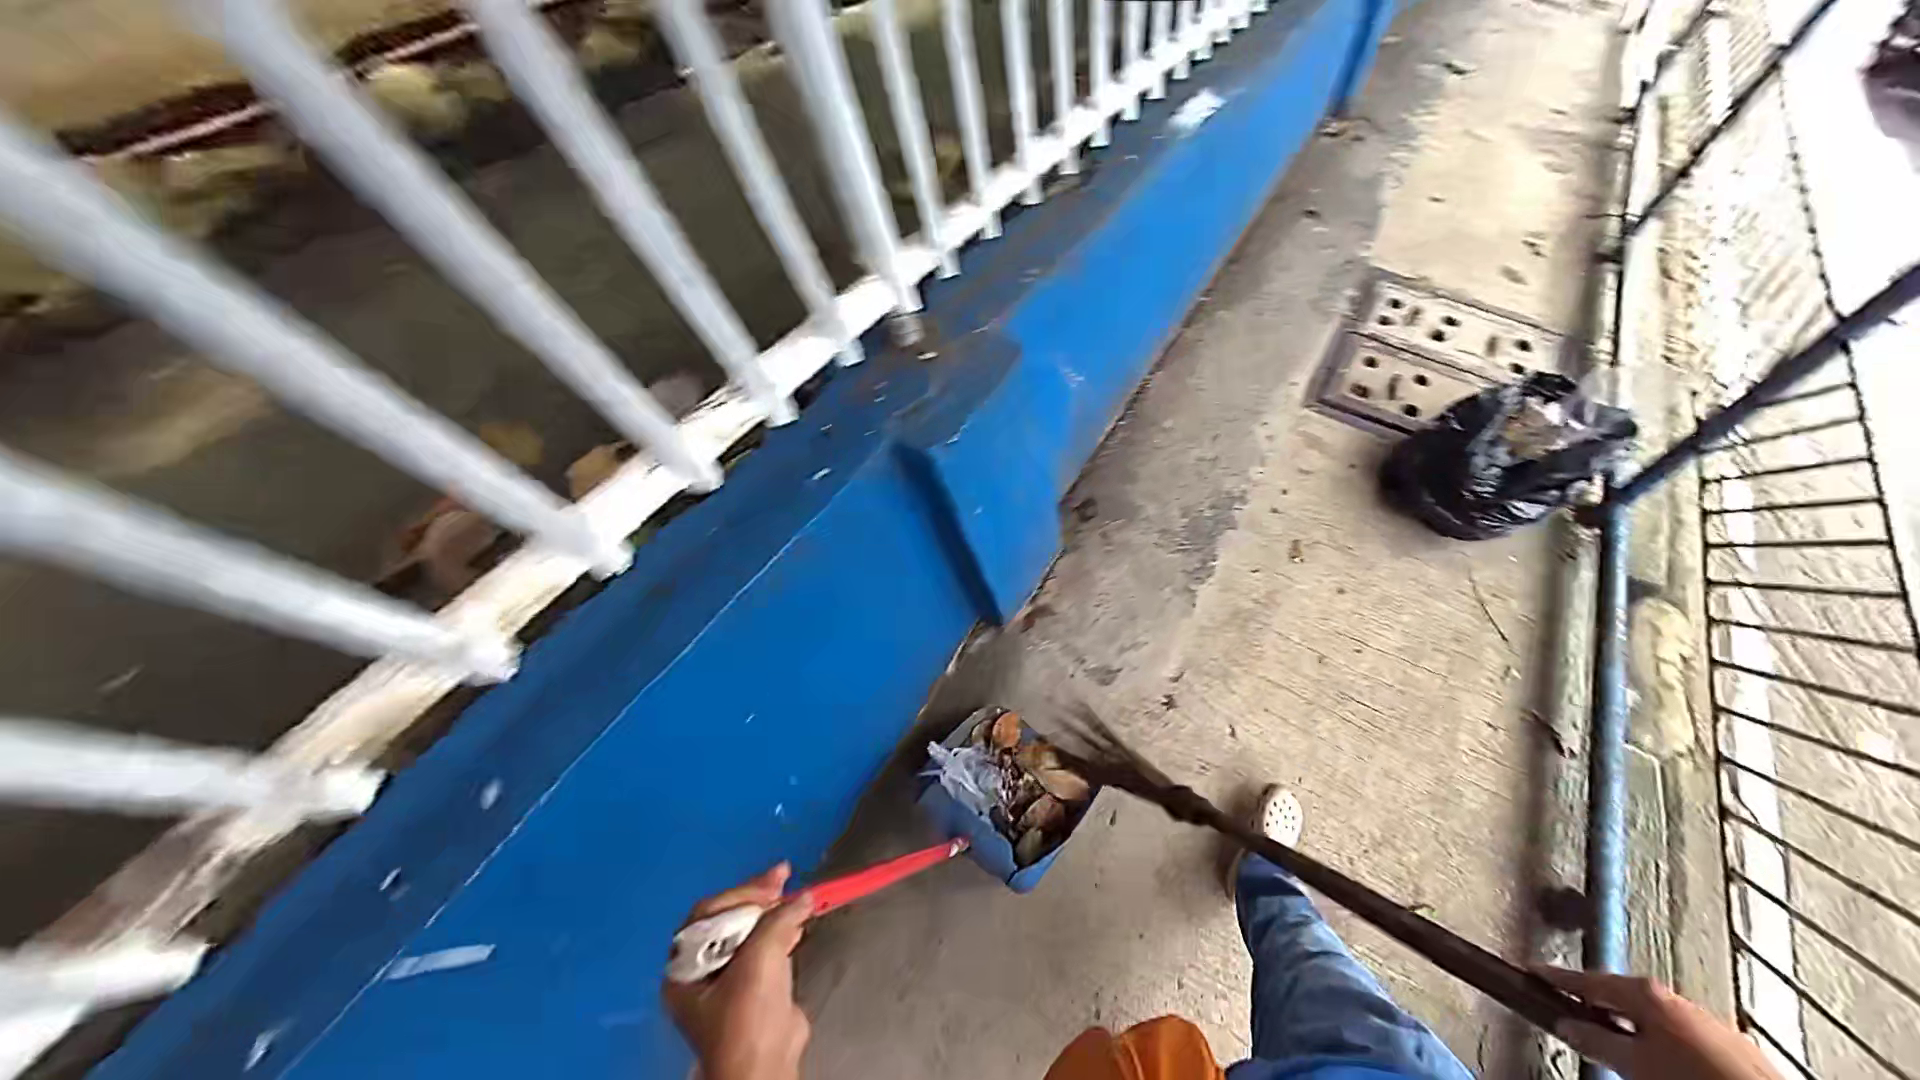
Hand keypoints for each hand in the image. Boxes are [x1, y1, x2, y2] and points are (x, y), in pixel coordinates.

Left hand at [663, 864, 814, 1079]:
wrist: (765, 1072)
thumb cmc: (748, 1015)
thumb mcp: (761, 959)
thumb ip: (780, 920)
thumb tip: (805, 897)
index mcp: (685, 970)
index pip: (709, 914)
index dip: (742, 892)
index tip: (773, 882)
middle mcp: (701, 974)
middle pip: (729, 920)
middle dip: (758, 898)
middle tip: (784, 878)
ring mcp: (728, 983)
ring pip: (749, 933)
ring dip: (773, 912)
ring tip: (797, 895)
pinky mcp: (753, 991)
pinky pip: (765, 950)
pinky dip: (782, 931)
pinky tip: (799, 920)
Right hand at [1537, 967, 1783, 1079]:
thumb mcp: (1633, 1064)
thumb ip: (1594, 1040)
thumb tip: (1566, 1026)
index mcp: (1646, 993)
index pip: (1586, 979)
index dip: (1555, 977)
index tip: (1533, 971)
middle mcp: (1677, 1000)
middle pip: (1623, 997)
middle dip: (1598, 1006)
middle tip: (1573, 1014)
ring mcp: (1711, 1026)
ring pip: (1655, 1019)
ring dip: (1632, 1028)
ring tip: (1620, 1049)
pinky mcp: (1736, 1053)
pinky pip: (1683, 1038)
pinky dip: (1662, 1043)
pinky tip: (1664, 1065)